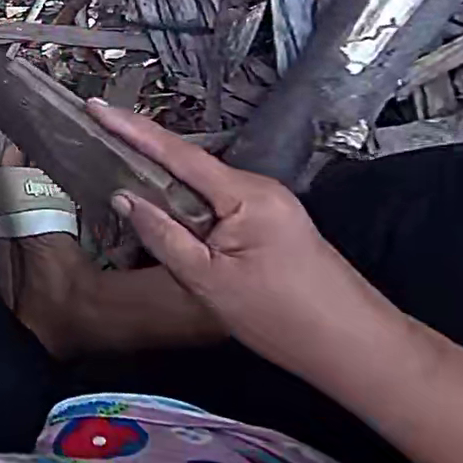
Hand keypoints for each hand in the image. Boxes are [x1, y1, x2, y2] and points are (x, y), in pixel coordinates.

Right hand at [89, 101, 409, 376]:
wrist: (367, 356)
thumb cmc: (287, 320)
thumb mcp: (209, 282)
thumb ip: (161, 235)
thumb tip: (122, 197)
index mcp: (245, 195)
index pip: (176, 153)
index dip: (131, 128)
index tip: (95, 106)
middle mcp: (257, 188)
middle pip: (186, 163)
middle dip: (140, 148)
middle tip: (95, 133)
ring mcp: (266, 205)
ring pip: (198, 184)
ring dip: (160, 178)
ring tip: (116, 166)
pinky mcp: (269, 222)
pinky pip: (212, 201)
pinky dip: (181, 199)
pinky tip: (159, 205)